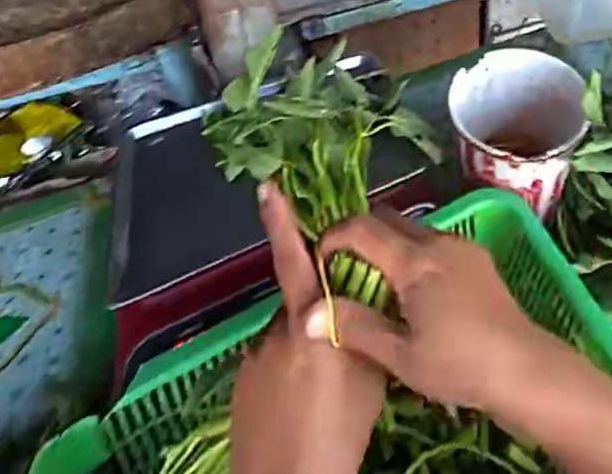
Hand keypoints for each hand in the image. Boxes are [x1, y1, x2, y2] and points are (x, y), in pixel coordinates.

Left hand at [230, 185, 386, 473]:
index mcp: (310, 320)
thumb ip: (361, 323)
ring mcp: (253, 360)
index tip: (268, 187)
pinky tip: (303, 399)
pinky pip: (271, 359)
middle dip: (321, 306)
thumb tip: (358, 298)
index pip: (293, 259)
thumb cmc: (343, 424)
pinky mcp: (240, 386)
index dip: (281, 222)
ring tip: (325, 383)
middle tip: (344, 342)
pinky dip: (289, 367)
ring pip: (288, 332)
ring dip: (306, 341)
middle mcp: (275, 331)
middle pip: (301, 299)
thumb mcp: (371, 367)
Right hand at [305, 210, 568, 416]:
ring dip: (387, 242)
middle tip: (340, 268)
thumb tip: (307, 314)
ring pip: (413, 227)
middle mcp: (438, 241)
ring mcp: (461, 244)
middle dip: (358, 233)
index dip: (333, 236)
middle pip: (388, 218)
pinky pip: (434, 239)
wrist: (519, 362)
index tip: (318, 259)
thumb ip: (355, 327)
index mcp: (416, 261)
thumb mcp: (399, 355)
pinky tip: (411, 286)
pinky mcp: (476, 254)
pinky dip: (412, 250)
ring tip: (372, 280)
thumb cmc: (456, 362)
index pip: (363, 228)